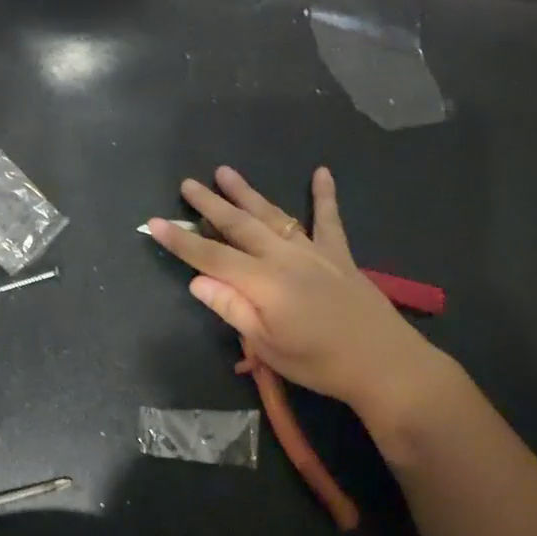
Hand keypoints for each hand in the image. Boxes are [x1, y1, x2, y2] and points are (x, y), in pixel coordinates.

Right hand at [147, 166, 442, 413]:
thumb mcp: (267, 345)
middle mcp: (284, 258)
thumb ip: (233, 309)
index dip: (180, 241)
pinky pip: (328, 220)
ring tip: (225, 172)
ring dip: (248, 193)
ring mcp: (313, 252)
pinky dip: (324, 195)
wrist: (382, 362)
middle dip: (210, 205)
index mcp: (262, 283)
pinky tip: (321, 172)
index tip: (154, 223)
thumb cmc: (318, 363)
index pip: (211, 257)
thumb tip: (198, 281)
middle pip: (239, 226)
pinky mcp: (339, 255)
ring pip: (273, 215)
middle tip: (187, 184)